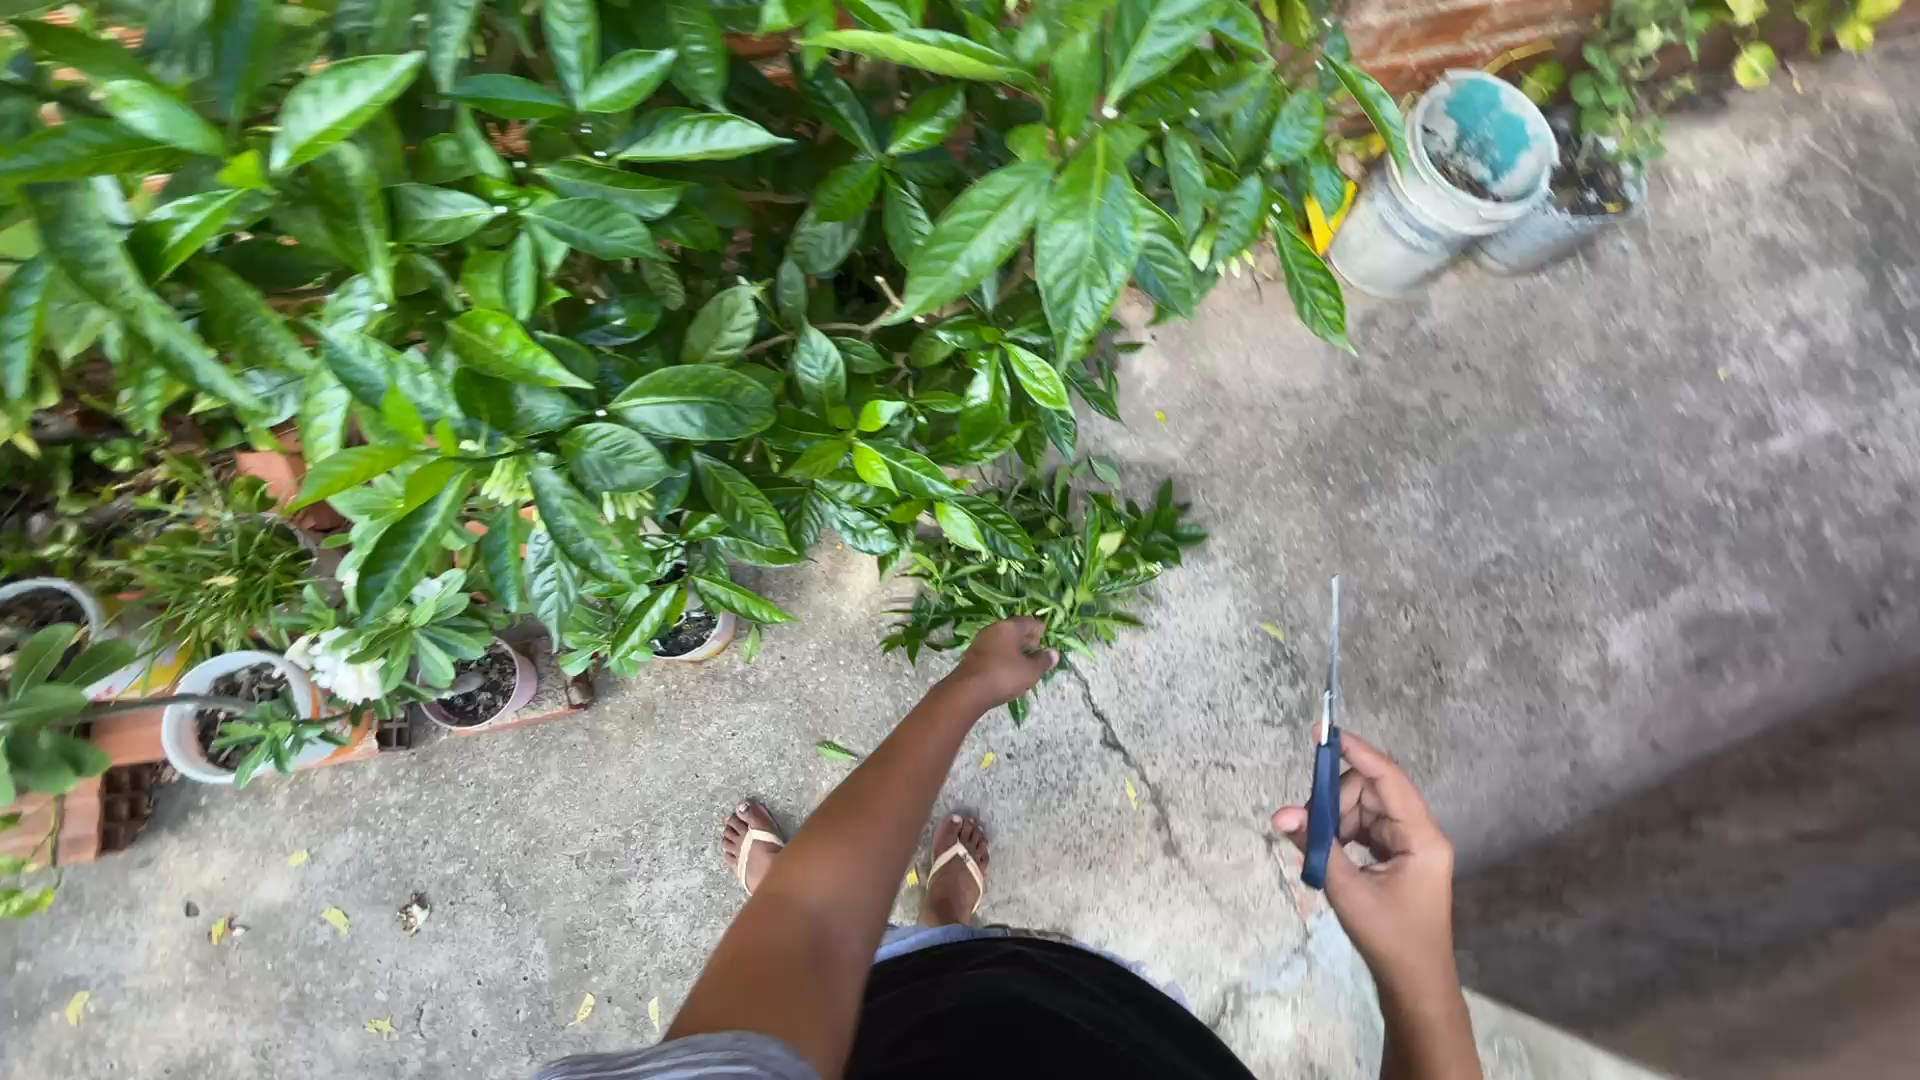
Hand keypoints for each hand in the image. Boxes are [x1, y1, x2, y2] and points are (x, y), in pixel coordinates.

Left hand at [942, 617, 1058, 709]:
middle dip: (1027, 637)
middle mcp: (994, 630)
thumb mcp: (1030, 671)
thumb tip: (1054, 653)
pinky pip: (994, 650)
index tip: (1045, 632)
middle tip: (1038, 645)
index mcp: (1009, 627)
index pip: (1028, 622)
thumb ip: (1043, 660)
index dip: (1038, 628)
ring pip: (1003, 641)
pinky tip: (1010, 666)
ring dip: (1015, 647)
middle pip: (1014, 630)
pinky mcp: (974, 656)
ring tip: (1026, 658)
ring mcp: (981, 642)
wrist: (968, 691)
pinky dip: (1004, 655)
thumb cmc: (1004, 675)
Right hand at [1273, 730, 1457, 993]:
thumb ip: (1316, 845)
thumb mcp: (1347, 889)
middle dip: (1332, 800)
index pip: (1387, 778)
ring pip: (1360, 807)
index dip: (1356, 751)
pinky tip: (1327, 851)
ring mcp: (1407, 843)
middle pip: (1367, 791)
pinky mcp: (1395, 854)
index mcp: (1421, 837)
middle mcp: (1418, 832)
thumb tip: (1281, 815)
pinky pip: (1361, 825)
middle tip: (1303, 822)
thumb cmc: (1390, 938)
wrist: (1414, 984)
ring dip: (1332, 819)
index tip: (1323, 732)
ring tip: (1315, 846)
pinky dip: (1339, 832)